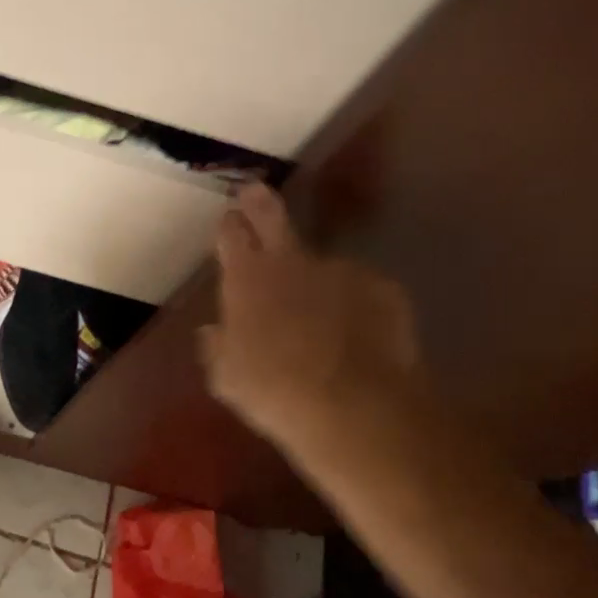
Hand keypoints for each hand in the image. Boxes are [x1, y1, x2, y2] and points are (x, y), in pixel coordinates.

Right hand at [199, 183, 421, 442]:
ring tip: (322, 318)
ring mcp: (341, 271)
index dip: (230, 225)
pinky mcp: (383, 289)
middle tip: (255, 191)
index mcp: (246, 279)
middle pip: (273, 218)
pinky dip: (356, 306)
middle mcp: (291, 262)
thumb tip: (213, 332)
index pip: (232, 236)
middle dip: (261, 204)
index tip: (229, 216)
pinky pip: (362, 291)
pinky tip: (357, 335)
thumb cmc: (273, 391)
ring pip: (323, 267)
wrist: (353, 406)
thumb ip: (218, 347)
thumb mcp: (228, 377)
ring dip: (318, 282)